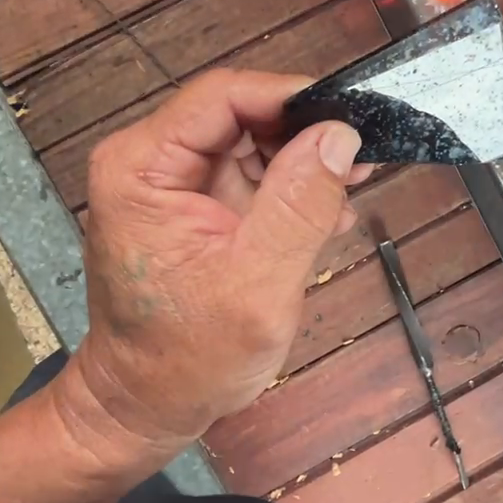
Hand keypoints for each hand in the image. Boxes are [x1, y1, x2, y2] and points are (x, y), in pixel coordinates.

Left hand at [63, 70, 369, 461]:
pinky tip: (326, 212)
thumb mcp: (256, 286)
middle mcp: (151, 159)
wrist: (146, 406)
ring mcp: (174, 178)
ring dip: (304, 159)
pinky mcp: (197, 199)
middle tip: (359, 159)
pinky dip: (292, 184)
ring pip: (253, 136)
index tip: (348, 118)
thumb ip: (299, 205)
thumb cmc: (190, 359)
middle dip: (303, 131)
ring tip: (349, 188)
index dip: (289, 97)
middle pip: (240, 111)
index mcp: (143, 166)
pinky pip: (252, 169)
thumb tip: (340, 134)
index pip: (223, 95)